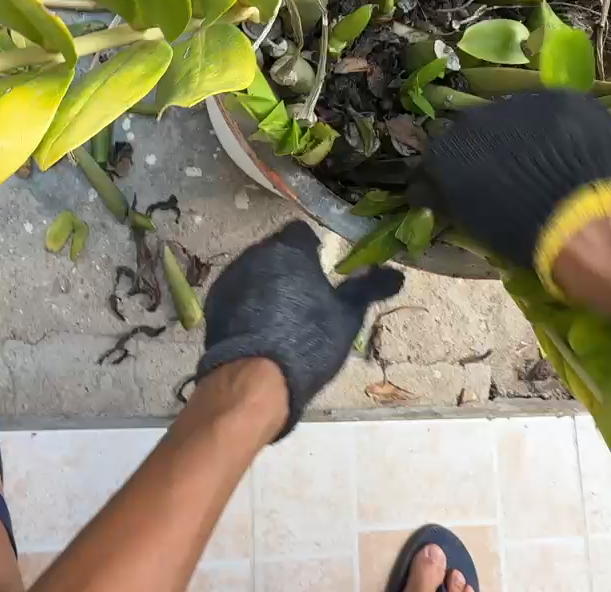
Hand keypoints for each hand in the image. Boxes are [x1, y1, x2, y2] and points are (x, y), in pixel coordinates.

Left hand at [196, 221, 403, 439]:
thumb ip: (368, 288)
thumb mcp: (346, 316)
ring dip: (265, 284)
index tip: (319, 269)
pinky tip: (258, 329)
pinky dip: (246, 303)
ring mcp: (231, 276)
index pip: (300, 233)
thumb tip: (396, 274)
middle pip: (275, 251)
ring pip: (253, 270)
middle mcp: (256, 254)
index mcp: (290, 250)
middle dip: (288, 267)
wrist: (254, 378)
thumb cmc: (309, 341)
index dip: (311, 249)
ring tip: (281, 317)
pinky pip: (236, 292)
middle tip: (303, 297)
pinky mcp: (214, 301)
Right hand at [411, 89, 610, 291]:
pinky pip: (557, 111)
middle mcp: (475, 119)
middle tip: (518, 173)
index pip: (446, 154)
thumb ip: (453, 196)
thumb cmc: (525, 234)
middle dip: (495, 147)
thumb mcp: (474, 221)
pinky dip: (565, 128)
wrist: (589, 223)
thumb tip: (439, 189)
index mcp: (448, 150)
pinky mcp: (563, 98)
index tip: (476, 183)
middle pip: (481, 129)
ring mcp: (519, 104)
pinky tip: (581, 151)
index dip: (462, 169)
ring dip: (530, 134)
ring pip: (520, 117)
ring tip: (554, 162)